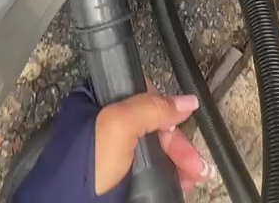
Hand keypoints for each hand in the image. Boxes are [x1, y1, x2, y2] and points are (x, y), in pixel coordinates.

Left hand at [92, 91, 212, 193]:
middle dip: (178, 144)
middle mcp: (106, 126)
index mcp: (99, 103)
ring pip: (154, 150)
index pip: (143, 95)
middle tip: (194, 163)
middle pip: (153, 126)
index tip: (181, 123)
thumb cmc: (84, 168)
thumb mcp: (119, 126)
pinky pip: (150, 170)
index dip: (165, 109)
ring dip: (178, 161)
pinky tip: (180, 182)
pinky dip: (168, 175)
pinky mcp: (118, 178)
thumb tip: (185, 101)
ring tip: (192, 177)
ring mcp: (112, 155)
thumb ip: (152, 108)